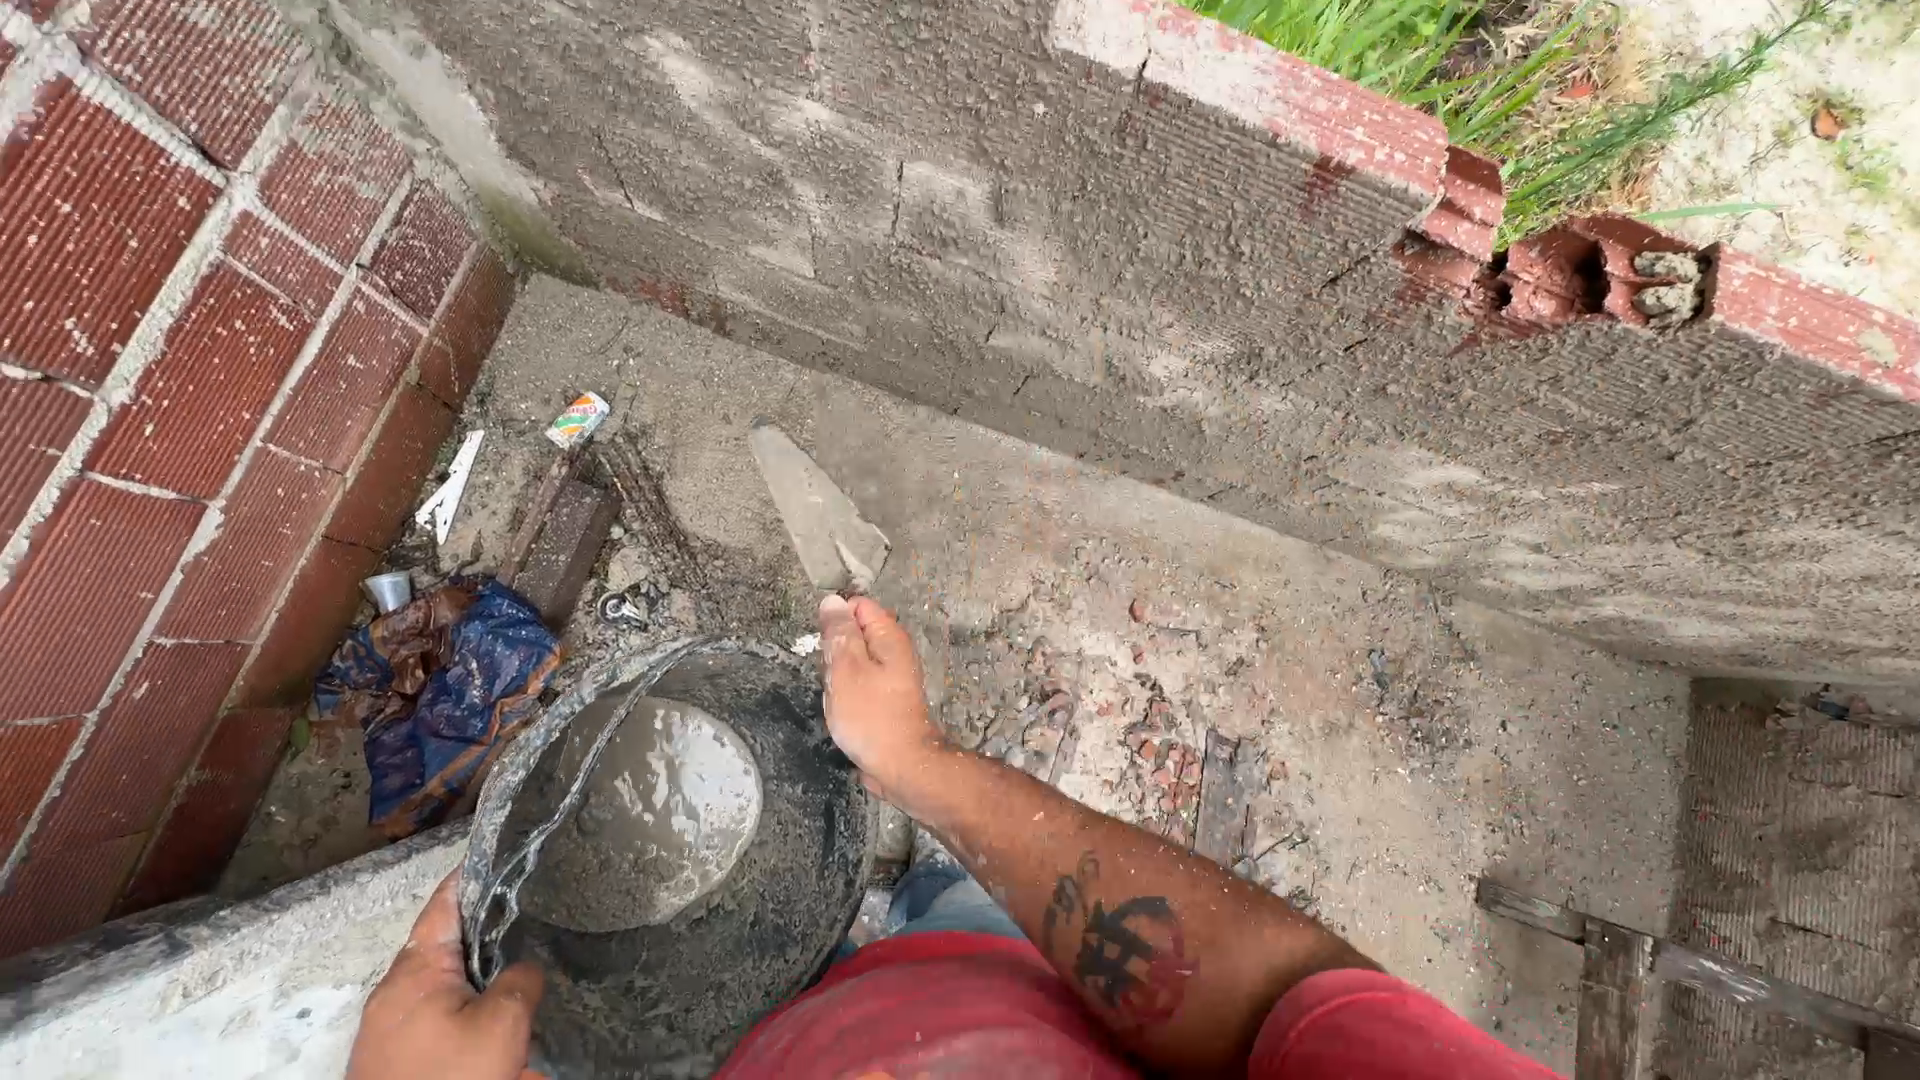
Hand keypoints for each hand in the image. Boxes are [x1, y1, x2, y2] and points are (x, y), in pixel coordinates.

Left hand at [346, 873, 545, 1079]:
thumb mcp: (504, 1024)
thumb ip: (521, 979)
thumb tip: (521, 970)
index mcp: (412, 974)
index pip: (443, 904)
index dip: (473, 876)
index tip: (505, 853)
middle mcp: (392, 995)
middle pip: (442, 941)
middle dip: (483, 924)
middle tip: (530, 905)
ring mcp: (388, 1030)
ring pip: (441, 978)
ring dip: (477, 966)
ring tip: (522, 951)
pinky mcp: (394, 1060)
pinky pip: (436, 1010)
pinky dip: (467, 997)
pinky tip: (497, 1004)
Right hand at [817, 594, 949, 798]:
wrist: (900, 764)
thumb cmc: (871, 717)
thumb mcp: (846, 669)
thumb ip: (839, 633)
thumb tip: (831, 602)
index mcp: (889, 636)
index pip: (858, 606)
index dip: (836, 621)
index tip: (827, 648)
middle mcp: (895, 650)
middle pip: (854, 633)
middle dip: (835, 651)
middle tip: (834, 676)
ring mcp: (892, 675)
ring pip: (854, 661)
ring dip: (839, 675)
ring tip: (840, 696)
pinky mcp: (887, 697)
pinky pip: (859, 683)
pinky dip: (848, 692)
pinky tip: (846, 710)